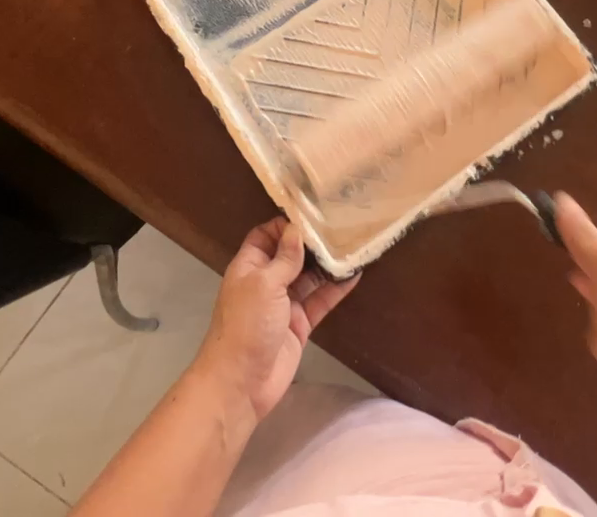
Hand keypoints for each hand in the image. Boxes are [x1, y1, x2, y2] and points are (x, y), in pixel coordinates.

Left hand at [190, 217, 358, 421]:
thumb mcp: (264, 284)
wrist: (241, 383)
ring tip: (353, 245)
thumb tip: (297, 230)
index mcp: (249, 267)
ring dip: (328, 264)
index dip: (286, 225)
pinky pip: (319, 301)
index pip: (266, 235)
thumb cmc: (246, 325)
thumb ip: (284, 258)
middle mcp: (266, 282)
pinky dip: (335, 289)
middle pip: (291, 255)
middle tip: (340, 225)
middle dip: (312, 243)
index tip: (313, 214)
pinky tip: (354, 274)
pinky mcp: (299, 324)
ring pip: (309, 277)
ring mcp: (284, 304)